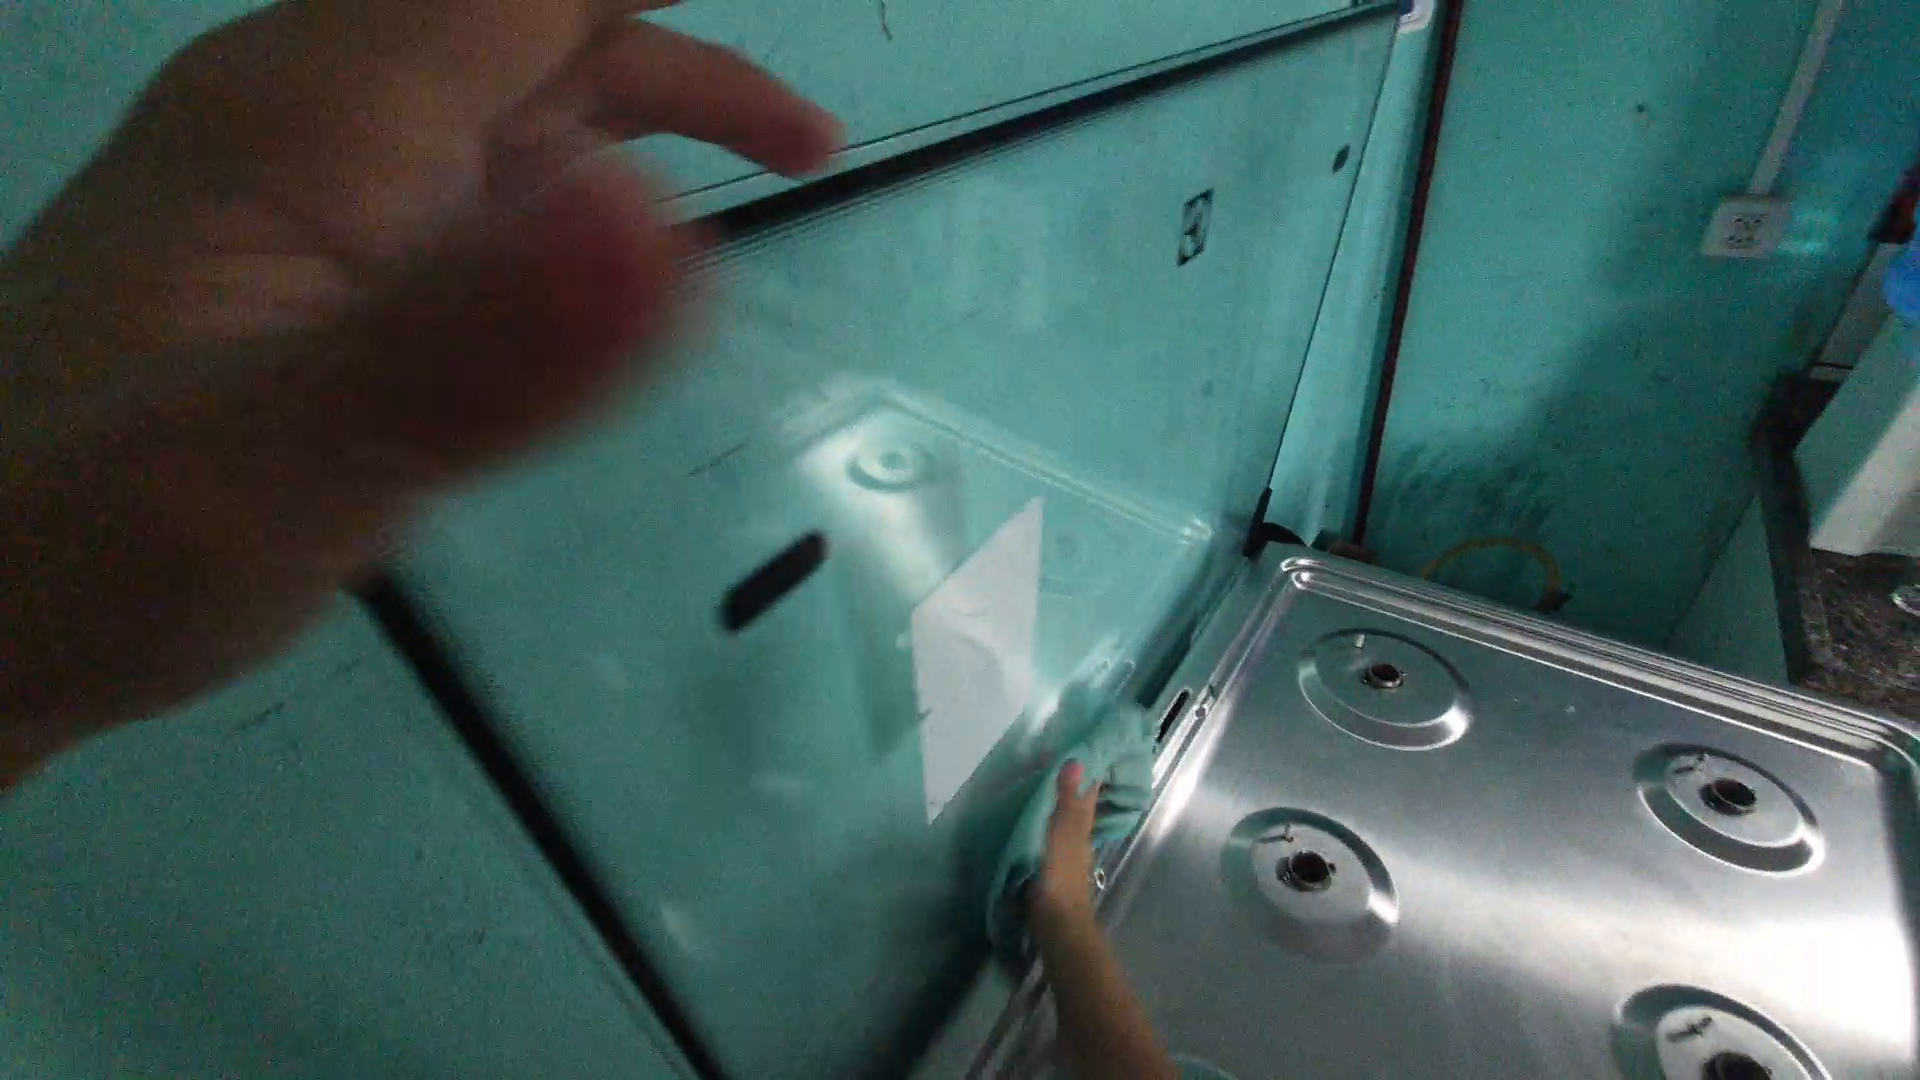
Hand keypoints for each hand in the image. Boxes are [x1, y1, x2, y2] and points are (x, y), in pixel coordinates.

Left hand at [0, 0, 840, 779]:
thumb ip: (462, 355)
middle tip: (812, 145)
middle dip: (695, 64)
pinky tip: (644, 265)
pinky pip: (512, 180)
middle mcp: (336, 124)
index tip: (786, 102)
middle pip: (549, 28)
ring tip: (781, 172)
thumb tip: (664, 238)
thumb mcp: (281, 468)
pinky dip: (610, 190)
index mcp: (325, 121)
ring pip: (537, 100)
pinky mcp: (363, 263)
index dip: (657, 3)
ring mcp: (348, 192)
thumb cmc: (97, 550)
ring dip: (664, 116)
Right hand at [1031, 762, 1102, 925]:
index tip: (1079, 742)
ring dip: (1054, 797)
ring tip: (1038, 777)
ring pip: (1061, 815)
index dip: (1086, 766)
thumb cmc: (1060, 877)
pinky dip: (1041, 818)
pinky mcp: (1048, 864)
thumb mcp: (1064, 835)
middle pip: (1076, 800)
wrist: (1057, 926)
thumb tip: (1078, 761)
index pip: (1088, 788)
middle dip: (1069, 779)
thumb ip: (1068, 802)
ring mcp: (1063, 850)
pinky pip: (1046, 831)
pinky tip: (1028, 815)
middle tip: (1053, 754)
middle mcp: (1076, 834)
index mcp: (1081, 824)